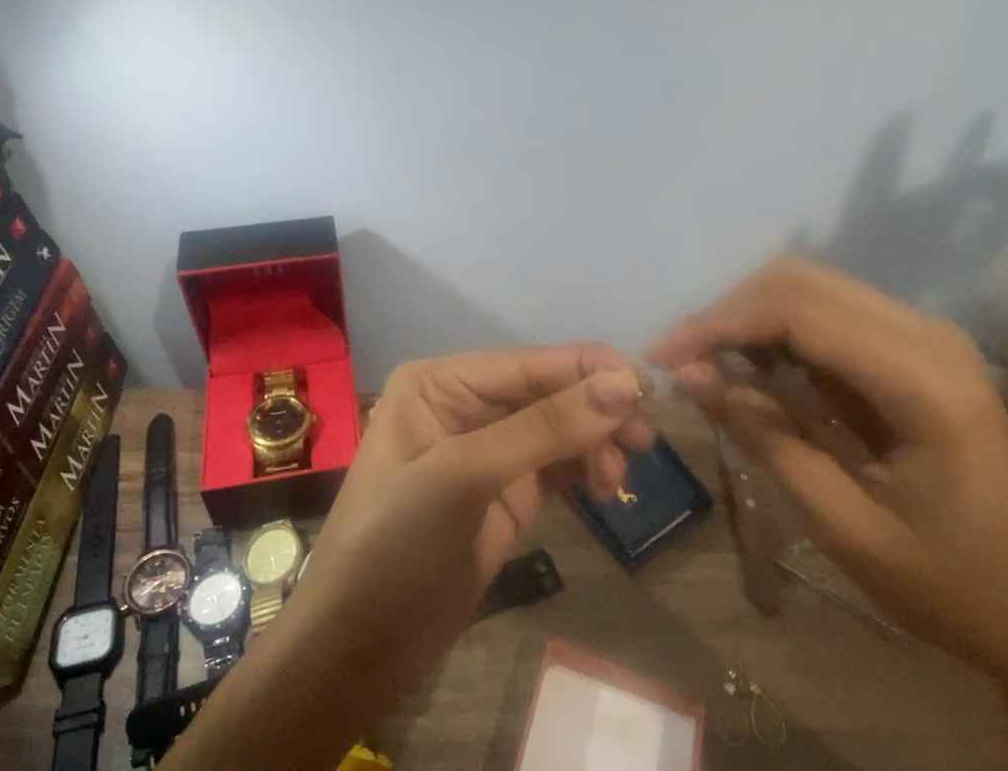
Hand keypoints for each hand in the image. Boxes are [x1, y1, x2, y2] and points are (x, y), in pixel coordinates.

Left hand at [293, 345, 652, 682]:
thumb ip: (544, 428)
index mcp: (439, 383)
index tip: (650, 391)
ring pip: (560, 430)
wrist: (357, 645)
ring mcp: (485, 453)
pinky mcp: (504, 495)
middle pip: (550, 392)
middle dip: (597, 412)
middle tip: (644, 443)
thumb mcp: (462, 477)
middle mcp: (463, 406)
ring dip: (597, 444)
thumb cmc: (392, 547)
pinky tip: (606, 488)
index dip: (590, 371)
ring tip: (618, 479)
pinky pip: (557, 467)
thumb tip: (626, 384)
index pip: (529, 363)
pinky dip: (586, 470)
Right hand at [647, 257, 1007, 768]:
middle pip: (804, 283)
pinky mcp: (922, 356)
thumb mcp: (845, 525)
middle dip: (729, 314)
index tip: (660, 359)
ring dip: (752, 321)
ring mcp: (932, 342)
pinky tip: (753, 374)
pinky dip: (782, 337)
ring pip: (816, 291)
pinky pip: (836, 320)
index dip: (718, 325)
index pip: (798, 312)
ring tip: (706, 369)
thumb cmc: (952, 587)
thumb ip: (769, 439)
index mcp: (923, 381)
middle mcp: (931, 338)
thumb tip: (693, 377)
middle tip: (680, 363)